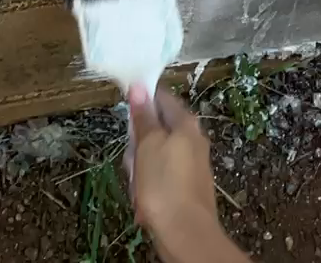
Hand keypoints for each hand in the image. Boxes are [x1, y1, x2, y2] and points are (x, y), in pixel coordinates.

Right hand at [127, 86, 251, 262]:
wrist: (186, 235)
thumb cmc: (164, 184)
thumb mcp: (147, 143)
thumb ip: (143, 115)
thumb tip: (139, 86)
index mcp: (186, 123)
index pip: (161, 98)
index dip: (141, 102)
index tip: (127, 117)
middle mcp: (193, 139)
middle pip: (156, 129)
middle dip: (139, 144)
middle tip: (134, 160)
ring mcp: (192, 165)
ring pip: (156, 155)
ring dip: (141, 169)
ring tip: (138, 185)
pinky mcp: (188, 188)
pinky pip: (162, 177)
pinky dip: (151, 186)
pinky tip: (144, 200)